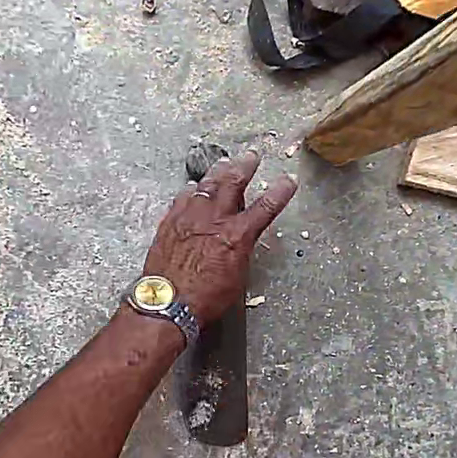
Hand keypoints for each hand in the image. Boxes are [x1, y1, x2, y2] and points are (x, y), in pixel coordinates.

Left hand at [142, 151, 296, 322]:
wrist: (167, 302)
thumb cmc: (205, 297)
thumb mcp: (237, 276)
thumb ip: (241, 249)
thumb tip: (242, 239)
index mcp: (236, 235)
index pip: (265, 207)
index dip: (279, 193)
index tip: (288, 181)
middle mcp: (214, 220)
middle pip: (233, 183)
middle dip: (245, 166)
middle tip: (252, 156)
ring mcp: (189, 217)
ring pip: (206, 184)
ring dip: (218, 172)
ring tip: (225, 163)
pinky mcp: (171, 222)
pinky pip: (183, 197)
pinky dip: (192, 190)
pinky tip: (194, 187)